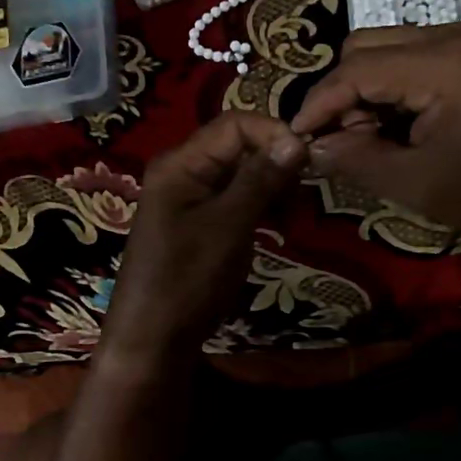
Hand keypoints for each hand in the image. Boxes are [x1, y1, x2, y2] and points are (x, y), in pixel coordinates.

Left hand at [100, 113, 307, 365]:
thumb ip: (260, 180)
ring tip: (291, 213)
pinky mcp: (195, 224)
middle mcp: (180, 172)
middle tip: (302, 193)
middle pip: (236, 146)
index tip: (308, 162)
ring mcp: (186, 200)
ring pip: (237, 175)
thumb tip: (296, 139)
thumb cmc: (187, 279)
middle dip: (274, 161)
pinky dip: (255, 207)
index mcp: (180, 163)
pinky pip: (230, 201)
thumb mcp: (228, 226)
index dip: (273, 133)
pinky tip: (274, 224)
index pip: (234, 123)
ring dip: (269, 186)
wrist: (152, 337)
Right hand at [292, 23, 460, 237]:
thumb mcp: (416, 184)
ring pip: (387, 46)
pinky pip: (415, 54)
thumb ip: (355, 160)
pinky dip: (392, 84)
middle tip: (343, 140)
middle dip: (341, 91)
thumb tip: (312, 147)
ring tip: (371, 135)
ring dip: (365, 88)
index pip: (355, 69)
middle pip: (365, 45)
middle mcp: (455, 35)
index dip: (317, 104)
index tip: (297, 138)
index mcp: (443, 65)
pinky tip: (401, 123)